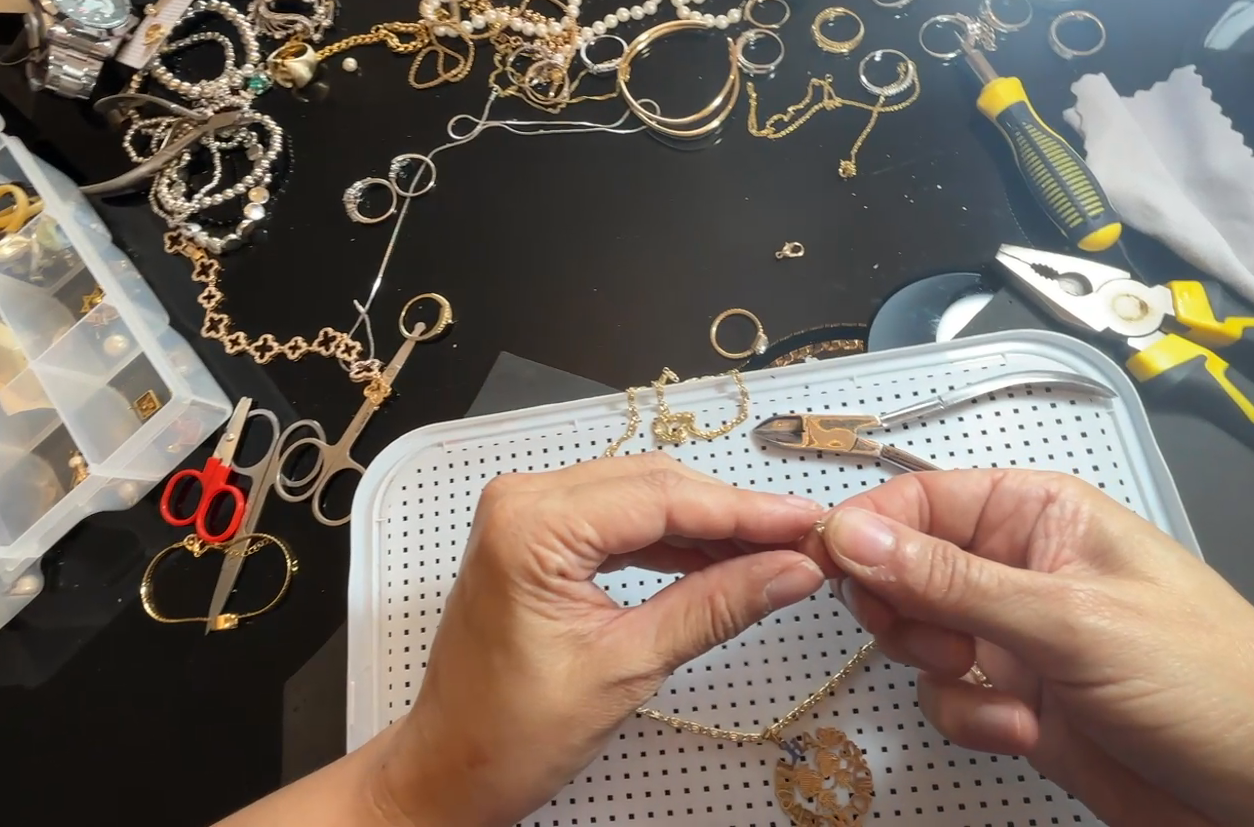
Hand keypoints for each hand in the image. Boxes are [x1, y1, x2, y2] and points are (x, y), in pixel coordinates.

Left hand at [373, 454, 826, 826]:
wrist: (447, 769)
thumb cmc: (513, 734)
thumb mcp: (628, 667)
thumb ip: (715, 606)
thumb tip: (792, 569)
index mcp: (533, 523)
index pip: (661, 497)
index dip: (743, 510)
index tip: (805, 522)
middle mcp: (526, 497)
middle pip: (653, 485)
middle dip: (730, 513)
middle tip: (798, 539)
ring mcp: (528, 508)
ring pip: (639, 495)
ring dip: (704, 524)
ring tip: (770, 549)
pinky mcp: (538, 528)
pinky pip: (617, 517)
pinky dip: (668, 536)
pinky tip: (716, 556)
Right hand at [810, 469, 1253, 826]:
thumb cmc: (1204, 683)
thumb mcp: (1068, 622)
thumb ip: (947, 579)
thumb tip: (842, 531)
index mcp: (1030, 513)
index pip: (917, 500)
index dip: (866, 528)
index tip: (824, 567)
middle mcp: (1011, 565)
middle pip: (902, 565)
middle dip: (902, 607)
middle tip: (926, 640)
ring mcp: (1011, 632)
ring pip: (916, 631)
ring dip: (938, 666)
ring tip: (990, 687)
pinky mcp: (1014, 696)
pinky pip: (946, 693)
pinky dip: (970, 715)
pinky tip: (1024, 732)